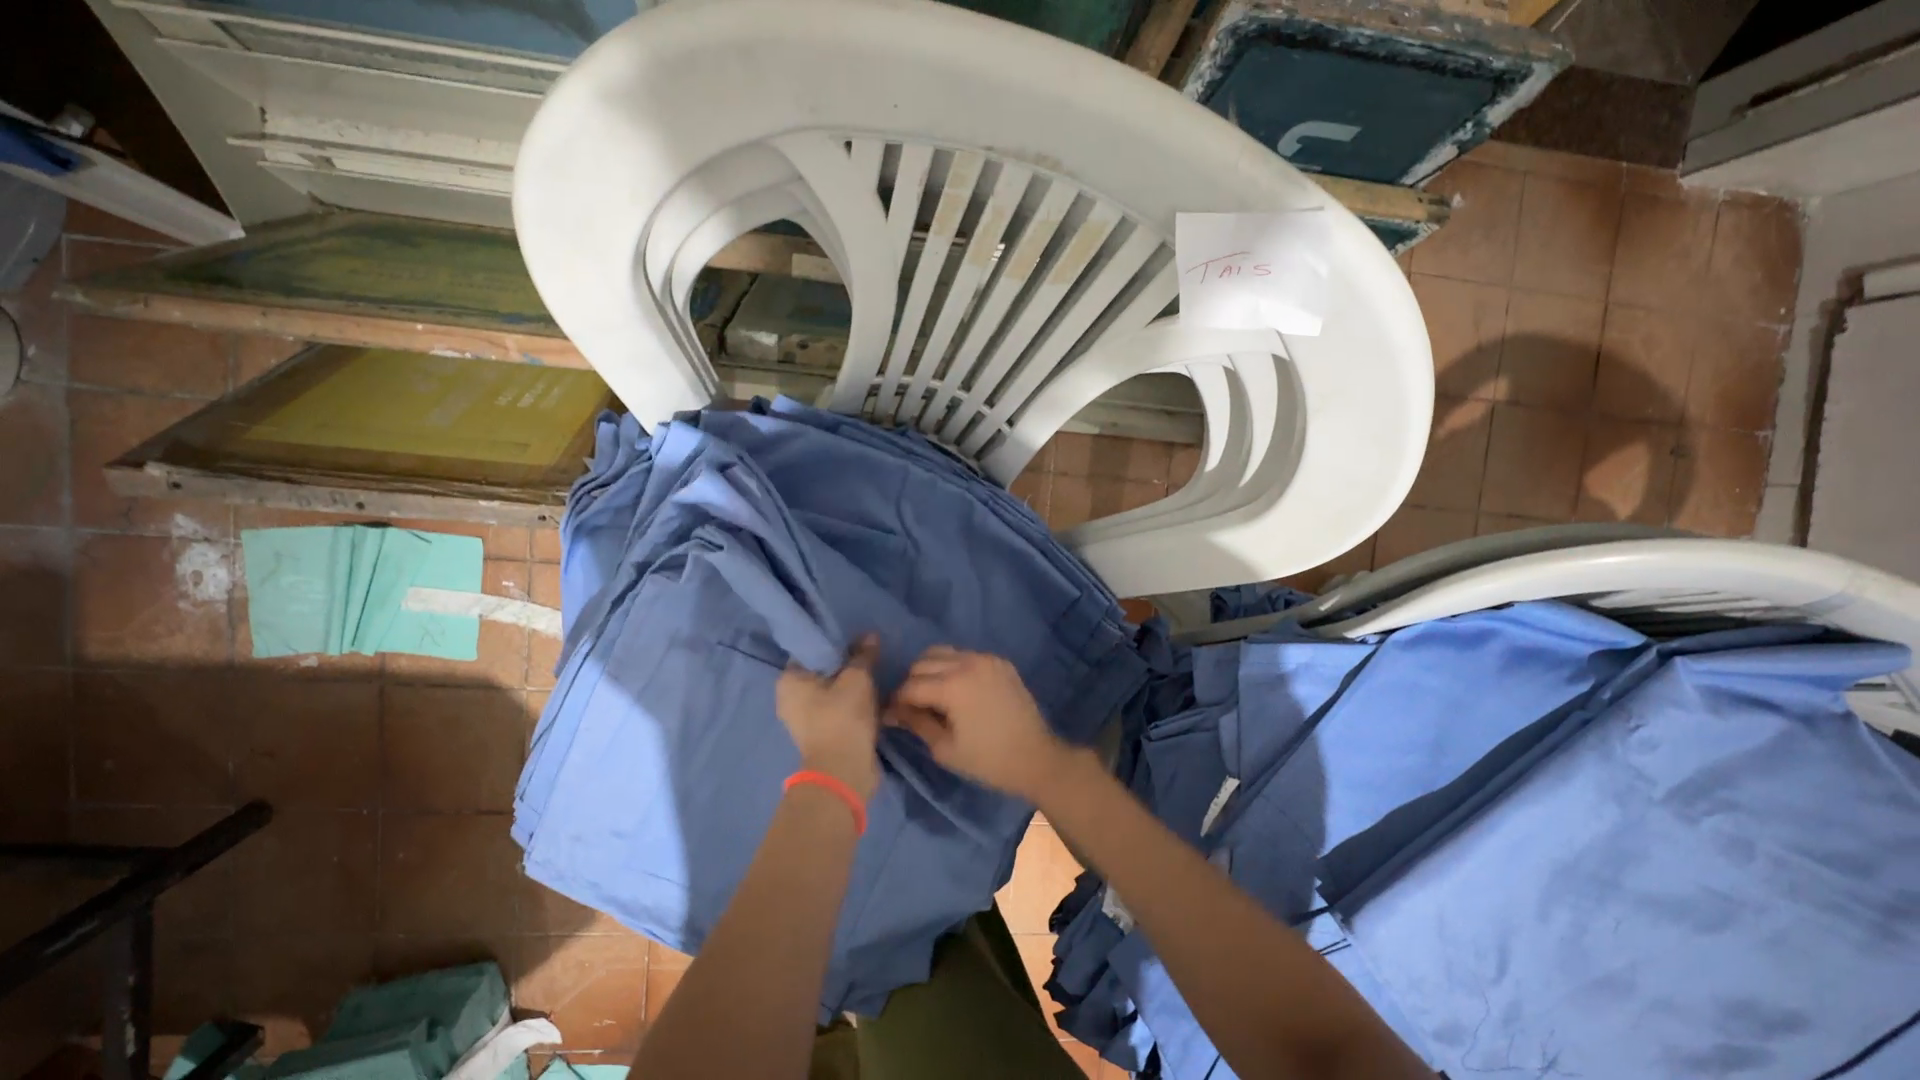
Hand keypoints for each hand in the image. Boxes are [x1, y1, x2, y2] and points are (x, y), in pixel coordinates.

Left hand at [776, 636, 882, 801]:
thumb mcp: (857, 678)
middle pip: (820, 671)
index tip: (856, 639)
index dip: (833, 642)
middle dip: (843, 665)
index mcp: (788, 680)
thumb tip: (870, 635)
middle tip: (868, 656)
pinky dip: (850, 705)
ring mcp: (803, 720)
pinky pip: (836, 710)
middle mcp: (789, 698)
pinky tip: (870, 698)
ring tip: (873, 676)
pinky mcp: (820, 735)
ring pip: (830, 692)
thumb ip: (863, 654)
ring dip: (849, 686)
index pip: (810, 649)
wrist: (844, 771)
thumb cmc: (842, 717)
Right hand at [885, 646, 1072, 800]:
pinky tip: (958, 691)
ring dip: (932, 671)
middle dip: (912, 684)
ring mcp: (987, 659)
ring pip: (944, 653)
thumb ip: (916, 723)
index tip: (892, 717)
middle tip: (913, 708)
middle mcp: (967, 663)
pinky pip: (967, 656)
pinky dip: (955, 668)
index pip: (910, 686)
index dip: (896, 702)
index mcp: (952, 685)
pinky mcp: (1000, 663)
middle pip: (923, 663)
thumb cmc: (988, 761)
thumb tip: (892, 712)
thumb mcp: (945, 748)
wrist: (1036, 758)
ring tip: (934, 696)